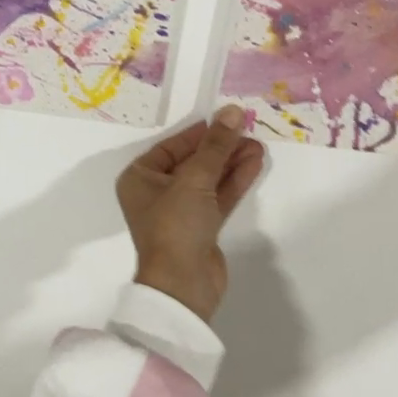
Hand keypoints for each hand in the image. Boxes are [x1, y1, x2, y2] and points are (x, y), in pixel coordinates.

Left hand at [116, 105, 266, 322]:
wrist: (183, 285)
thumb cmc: (176, 225)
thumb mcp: (195, 180)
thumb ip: (216, 146)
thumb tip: (232, 111)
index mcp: (139, 178)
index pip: (171, 147)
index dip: (198, 133)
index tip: (224, 118)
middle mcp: (156, 192)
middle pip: (192, 162)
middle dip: (220, 148)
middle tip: (248, 129)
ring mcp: (180, 211)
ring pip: (208, 179)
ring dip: (231, 163)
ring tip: (258, 145)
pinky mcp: (201, 227)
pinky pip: (217, 196)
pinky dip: (234, 181)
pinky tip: (254, 164)